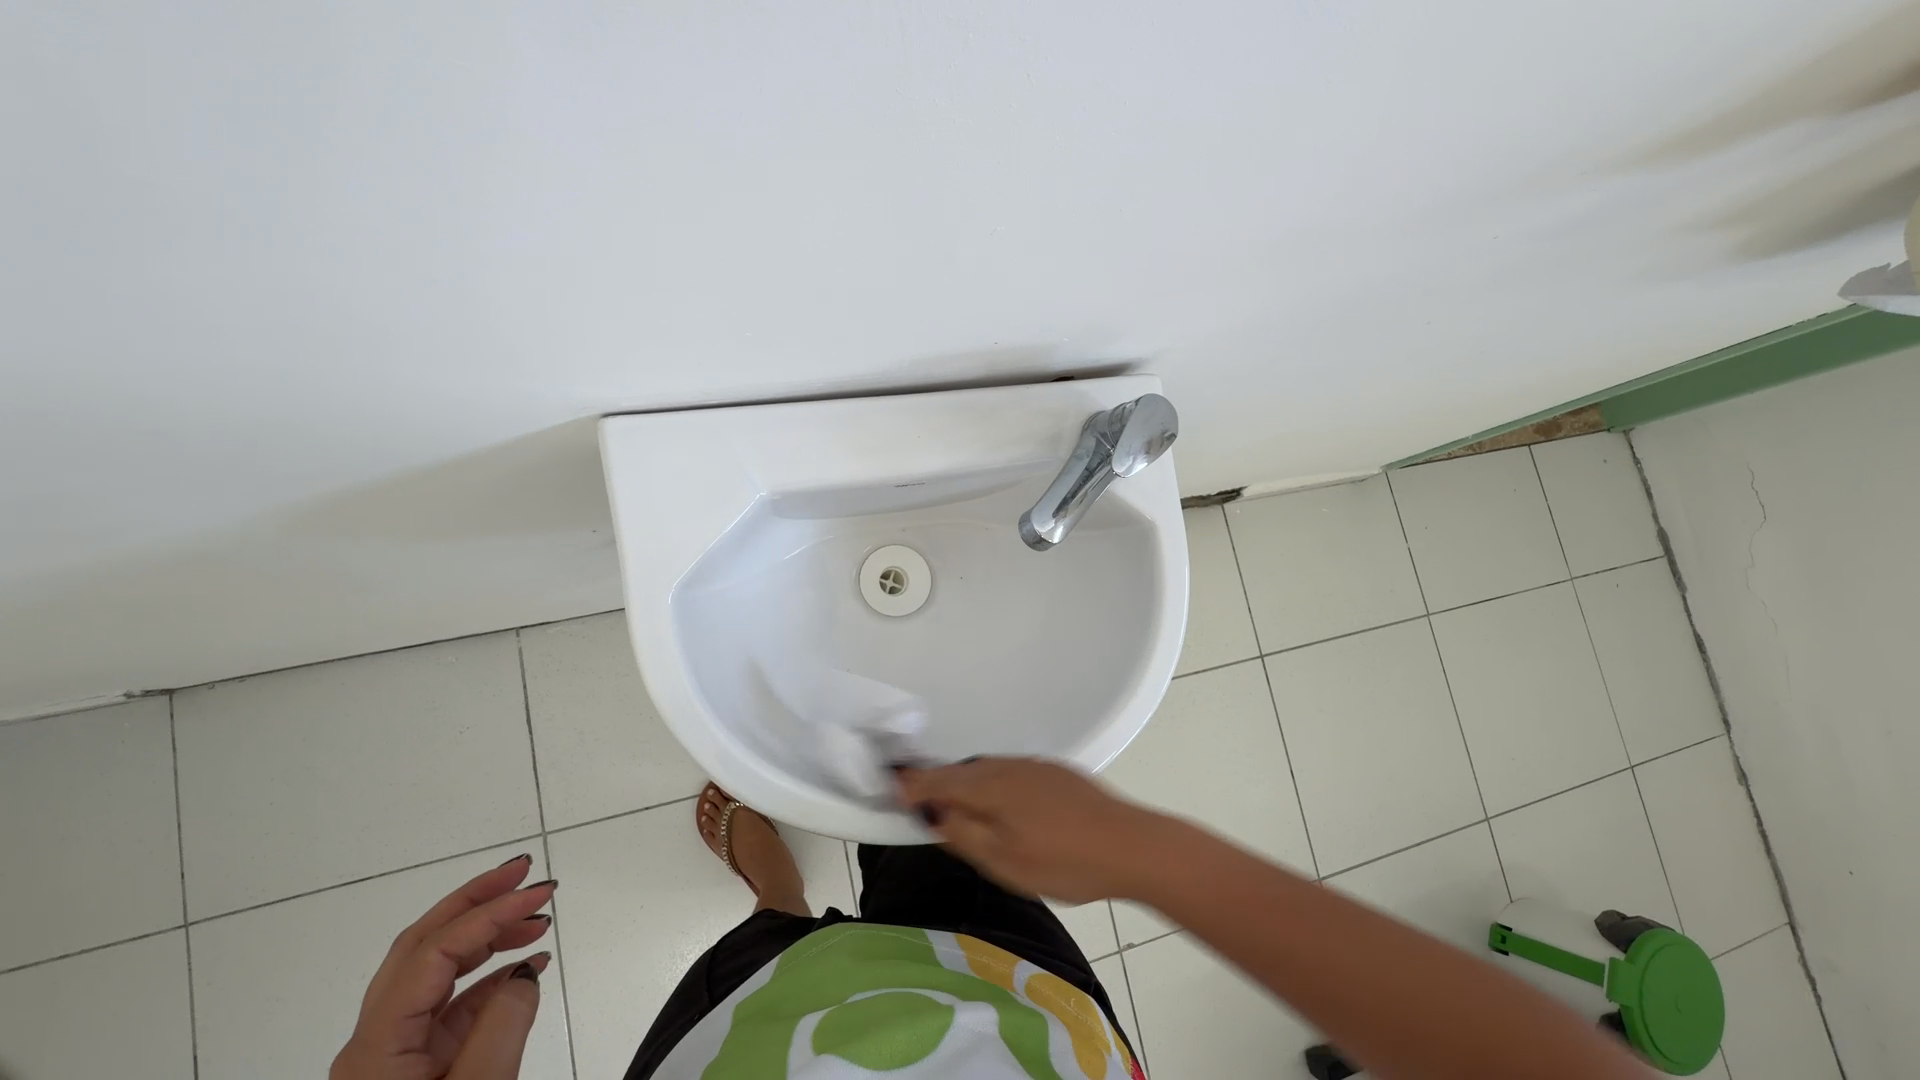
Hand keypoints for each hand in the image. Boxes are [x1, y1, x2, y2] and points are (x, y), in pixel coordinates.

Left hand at [330, 855, 556, 1079]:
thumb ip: (502, 1027)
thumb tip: (524, 971)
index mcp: (376, 1047)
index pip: (435, 953)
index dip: (490, 912)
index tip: (543, 892)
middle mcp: (375, 1040)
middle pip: (421, 946)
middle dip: (476, 900)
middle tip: (526, 871)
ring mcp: (392, 1053)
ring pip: (435, 970)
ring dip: (487, 934)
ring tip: (539, 917)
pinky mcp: (415, 1066)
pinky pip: (451, 1002)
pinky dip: (492, 973)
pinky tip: (530, 962)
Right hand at [894, 757, 1174, 903]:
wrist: (1132, 846)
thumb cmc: (1064, 862)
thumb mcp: (1004, 861)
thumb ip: (963, 834)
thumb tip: (932, 813)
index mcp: (991, 787)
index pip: (939, 781)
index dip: (912, 786)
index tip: (888, 788)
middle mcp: (1009, 768)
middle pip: (960, 771)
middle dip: (934, 780)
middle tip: (910, 790)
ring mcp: (1035, 767)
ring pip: (986, 770)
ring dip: (962, 780)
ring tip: (947, 797)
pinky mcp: (1056, 773)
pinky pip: (1008, 771)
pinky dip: (989, 781)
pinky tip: (995, 799)